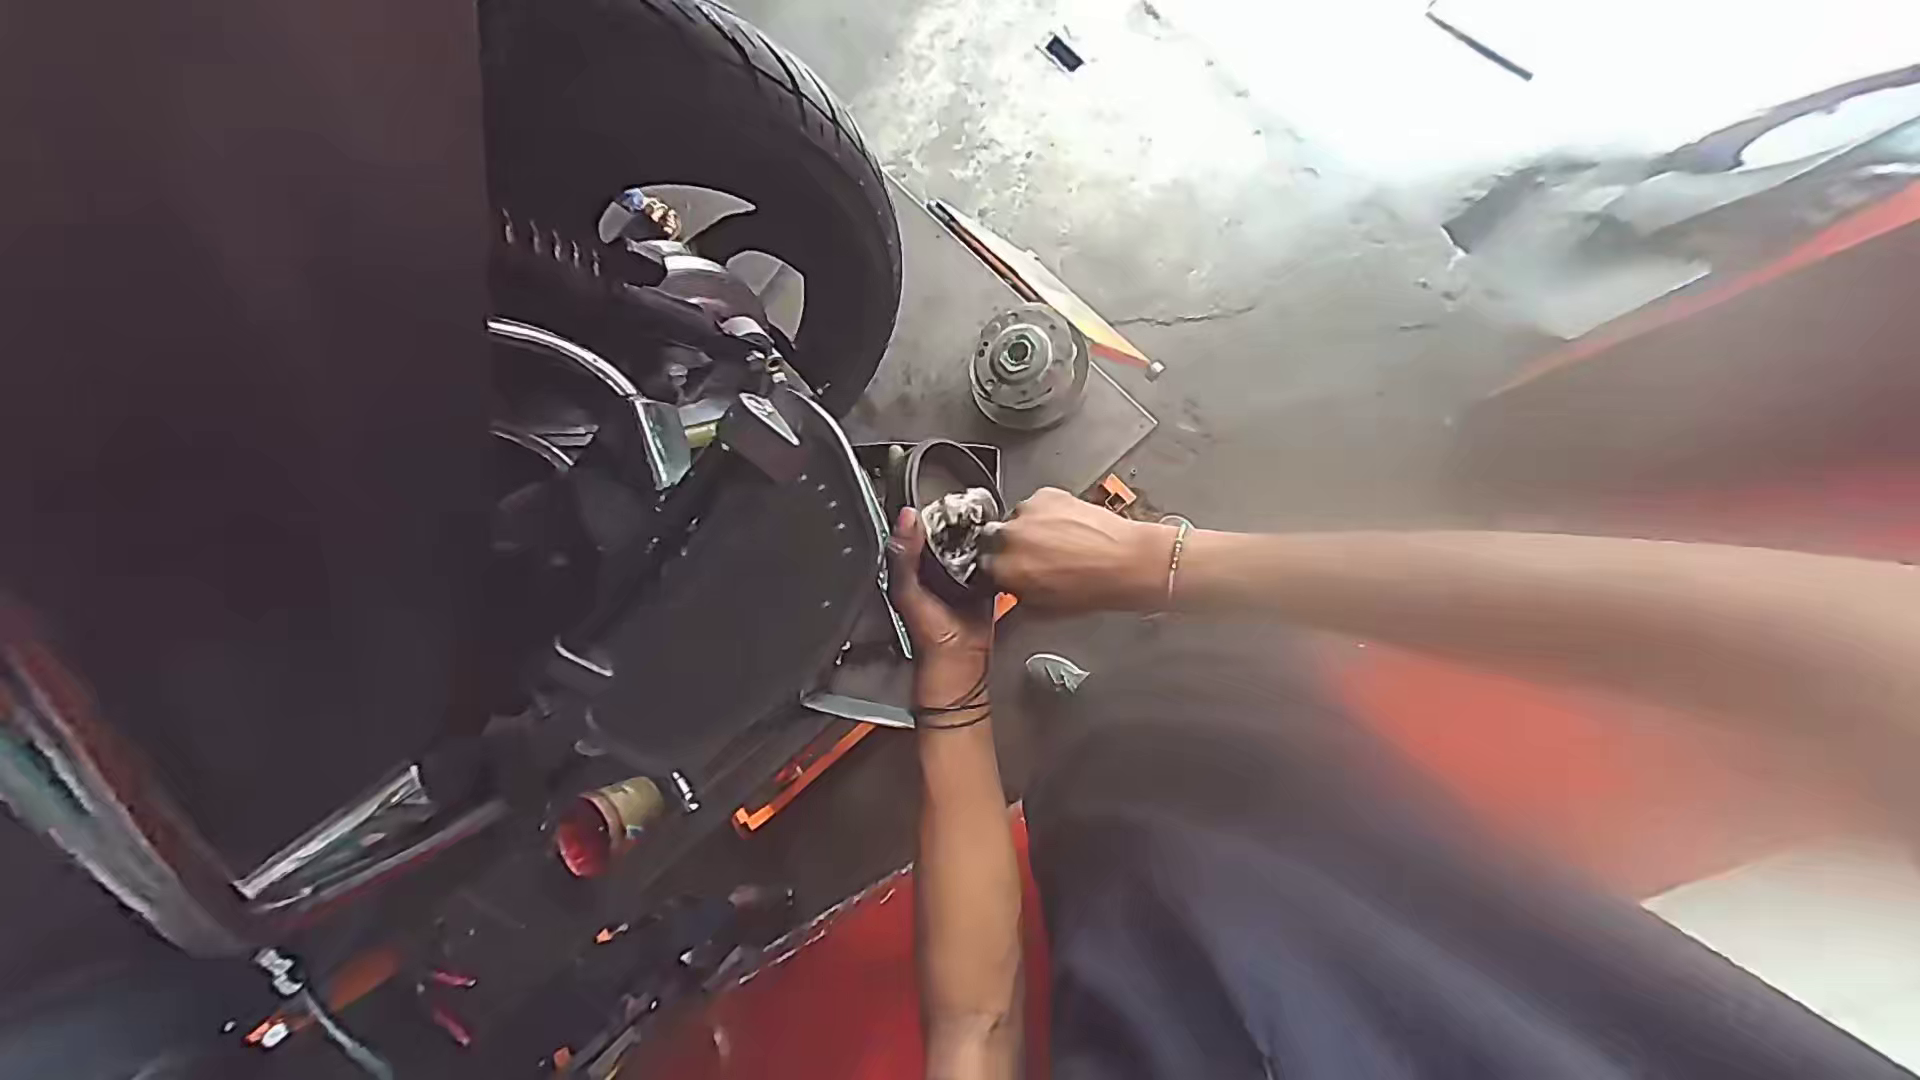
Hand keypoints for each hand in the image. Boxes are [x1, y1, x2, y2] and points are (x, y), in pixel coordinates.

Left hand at [889, 507, 992, 706]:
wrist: (961, 662)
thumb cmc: (930, 636)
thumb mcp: (907, 592)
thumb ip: (904, 556)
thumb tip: (906, 519)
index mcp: (913, 567)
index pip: (917, 529)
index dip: (926, 512)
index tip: (938, 496)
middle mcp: (936, 568)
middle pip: (947, 534)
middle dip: (956, 521)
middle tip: (967, 505)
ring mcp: (960, 575)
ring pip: (968, 544)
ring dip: (976, 534)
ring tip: (983, 518)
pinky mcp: (983, 583)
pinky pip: (988, 560)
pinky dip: (992, 552)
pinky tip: (996, 543)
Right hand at [981, 487, 1175, 612]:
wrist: (1129, 562)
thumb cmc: (1096, 586)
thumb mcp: (1046, 610)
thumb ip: (1017, 599)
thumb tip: (1011, 595)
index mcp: (1004, 569)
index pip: (984, 565)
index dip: (999, 569)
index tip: (1010, 570)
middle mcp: (1010, 538)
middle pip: (995, 539)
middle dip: (1011, 548)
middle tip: (1037, 557)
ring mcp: (1027, 513)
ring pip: (1017, 520)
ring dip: (1030, 529)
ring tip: (1058, 542)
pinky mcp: (1046, 494)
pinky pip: (1037, 504)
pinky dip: (1047, 513)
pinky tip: (1067, 528)